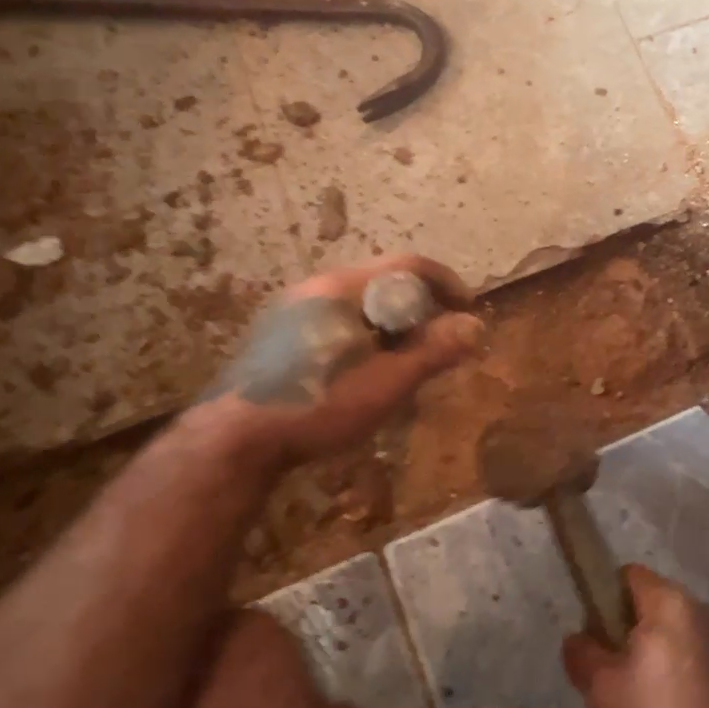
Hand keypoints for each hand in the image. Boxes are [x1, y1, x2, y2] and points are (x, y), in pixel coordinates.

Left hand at [190, 254, 483, 463]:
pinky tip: (364, 374)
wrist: (233, 442)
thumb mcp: (387, 381)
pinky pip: (335, 324)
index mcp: (341, 288)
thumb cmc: (318, 404)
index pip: (406, 265)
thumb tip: (476, 325)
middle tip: (440, 341)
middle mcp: (314, 289)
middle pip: (382, 283)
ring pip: (358, 306)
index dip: (446, 282)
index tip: (468, 308)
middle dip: (419, 308)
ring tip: (407, 361)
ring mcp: (290, 313)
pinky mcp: (276, 340)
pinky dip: (364, 338)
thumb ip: (433, 350)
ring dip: (391, 326)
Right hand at [562, 566, 708, 707]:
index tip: (591, 626)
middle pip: (648, 602)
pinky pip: (684, 651)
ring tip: (629, 688)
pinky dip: (666, 666)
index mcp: (669, 600)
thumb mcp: (601, 686)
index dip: (603, 593)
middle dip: (622, 626)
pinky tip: (656, 703)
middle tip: (605, 663)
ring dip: (644, 649)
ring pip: (666, 629)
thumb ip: (581, 653)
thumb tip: (577, 638)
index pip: (629, 574)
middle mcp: (696, 608)